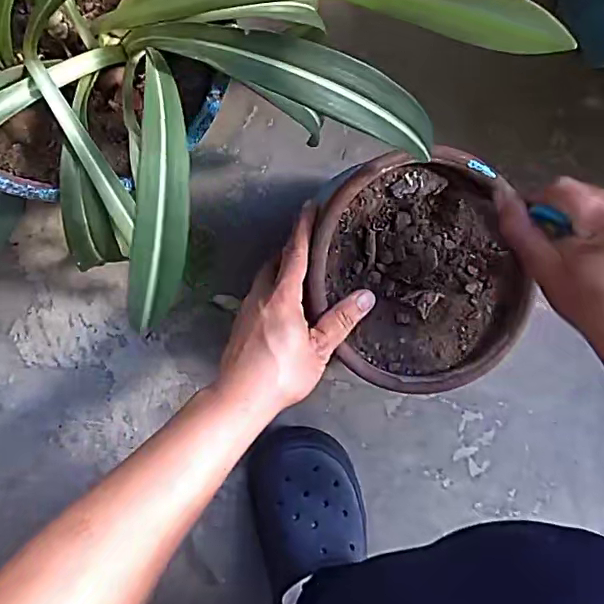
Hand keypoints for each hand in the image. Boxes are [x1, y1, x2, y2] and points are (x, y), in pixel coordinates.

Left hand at [215, 203, 375, 416]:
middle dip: (291, 246)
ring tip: (296, 267)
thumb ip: (340, 320)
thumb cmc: (279, 375)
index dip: (303, 228)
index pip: (295, 253)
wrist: (240, 395)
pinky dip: (271, 286)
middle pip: (276, 260)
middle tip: (306, 237)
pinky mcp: (240, 321)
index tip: (308, 208)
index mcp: (282, 296)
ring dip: (279, 267)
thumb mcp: (319, 349)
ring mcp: (247, 307)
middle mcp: (261, 296)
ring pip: (264, 276)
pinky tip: (279, 300)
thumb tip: (363, 297)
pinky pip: (258, 293)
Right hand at [494, 178, 603, 375]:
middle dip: (558, 215)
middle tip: (556, 248)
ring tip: (578, 253)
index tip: (530, 227)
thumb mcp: (544, 268)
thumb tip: (503, 198)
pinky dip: (593, 224)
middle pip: (577, 192)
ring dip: (575, 219)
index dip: (535, 204)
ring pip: (591, 198)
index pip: (560, 189)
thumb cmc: (598, 310)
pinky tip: (594, 252)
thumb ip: (518, 228)